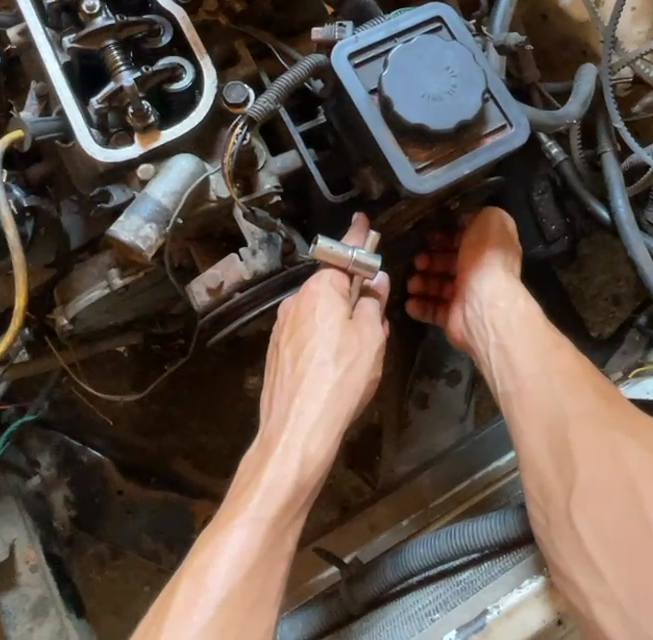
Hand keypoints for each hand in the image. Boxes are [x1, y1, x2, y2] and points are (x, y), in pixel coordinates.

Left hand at [255, 214, 389, 478]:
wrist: (297, 430)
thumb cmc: (341, 377)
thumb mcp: (370, 336)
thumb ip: (372, 303)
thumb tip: (374, 283)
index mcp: (319, 289)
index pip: (344, 255)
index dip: (358, 239)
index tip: (363, 222)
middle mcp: (295, 302)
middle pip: (332, 288)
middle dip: (353, 297)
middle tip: (375, 319)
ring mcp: (282, 329)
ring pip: (320, 315)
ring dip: (340, 323)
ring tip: (359, 355)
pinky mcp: (277, 354)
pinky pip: (307, 336)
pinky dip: (325, 343)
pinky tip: (338, 369)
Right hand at [405, 206, 525, 358]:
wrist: (484, 304)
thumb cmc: (485, 259)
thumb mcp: (489, 220)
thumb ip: (479, 215)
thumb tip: (466, 219)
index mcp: (488, 249)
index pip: (464, 240)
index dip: (445, 236)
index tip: (427, 236)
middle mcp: (480, 272)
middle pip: (449, 263)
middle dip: (430, 260)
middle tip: (416, 260)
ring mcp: (468, 297)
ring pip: (440, 286)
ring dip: (422, 282)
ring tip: (411, 282)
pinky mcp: (456, 318)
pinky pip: (435, 311)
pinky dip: (421, 306)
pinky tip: (410, 302)